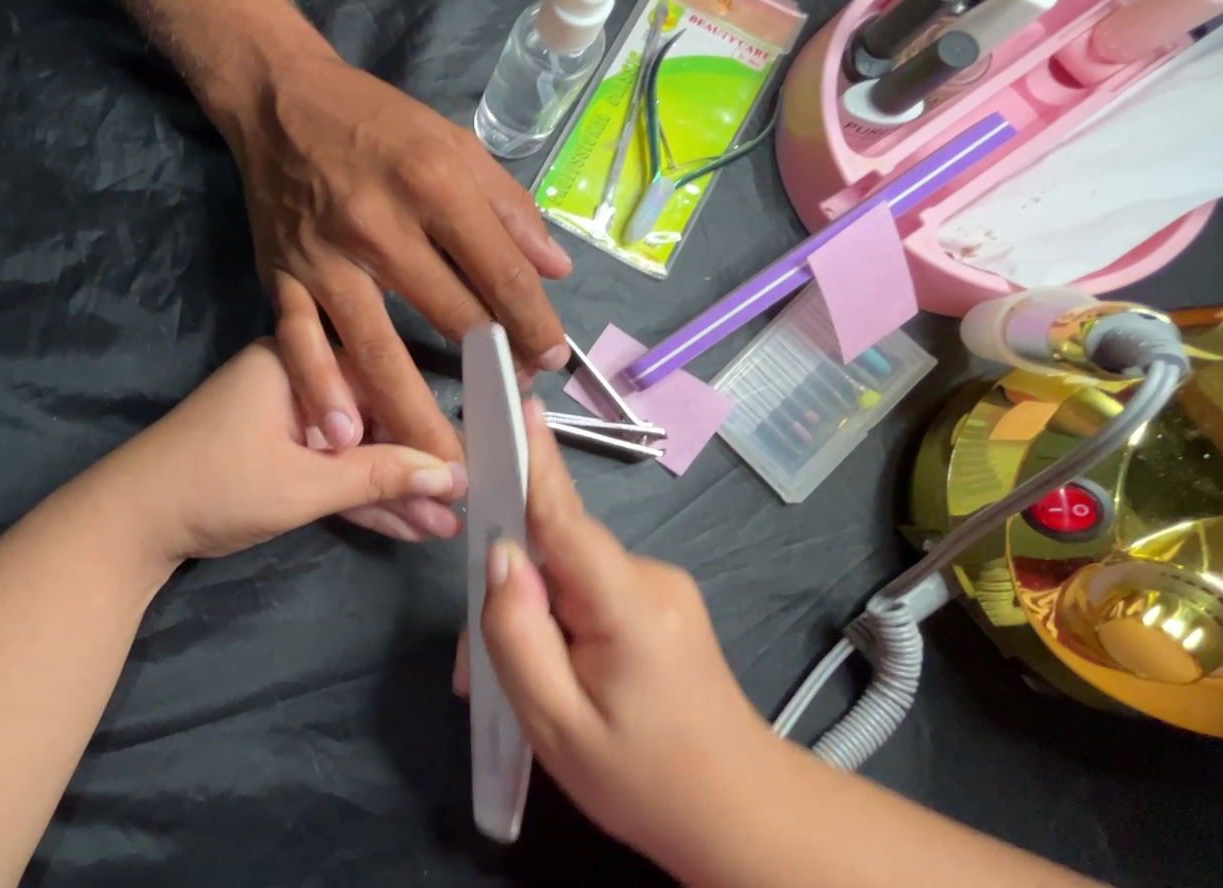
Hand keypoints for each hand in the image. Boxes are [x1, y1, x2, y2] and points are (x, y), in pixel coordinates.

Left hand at [104, 341, 468, 563]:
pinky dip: (359, 498)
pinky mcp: (278, 454)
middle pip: (371, 421)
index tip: (472, 462)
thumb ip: (378, 477)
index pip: (381, 383)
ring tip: (445, 527)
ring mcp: (287, 420)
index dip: (428, 428)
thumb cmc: (217, 484)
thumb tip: (452, 476)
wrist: (132, 521)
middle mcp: (298, 381)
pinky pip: (330, 471)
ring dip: (392, 492)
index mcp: (298, 361)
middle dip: (414, 470)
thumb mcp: (304, 483)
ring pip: (354, 453)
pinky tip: (406, 525)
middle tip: (465, 504)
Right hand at [213, 45, 573, 463]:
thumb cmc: (375, 119)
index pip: (499, 271)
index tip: (552, 358)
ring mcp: (327, 260)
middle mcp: (382, 227)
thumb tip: (554, 270)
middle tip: (513, 407)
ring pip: (378, 349)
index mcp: (434, 185)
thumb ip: (508, 206)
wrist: (280, 102)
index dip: (533, 323)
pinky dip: (322, 392)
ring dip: (415, 410)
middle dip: (491, 369)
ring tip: (444, 461)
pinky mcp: (285, 279)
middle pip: (450, 317)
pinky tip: (343, 439)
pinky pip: (303, 344)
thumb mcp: (453, 140)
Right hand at [455, 400, 774, 856]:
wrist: (744, 820)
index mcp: (629, 605)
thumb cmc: (647, 782)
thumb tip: (499, 556)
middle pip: (552, 554)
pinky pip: (584, 593)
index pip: (566, 518)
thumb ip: (517, 634)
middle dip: (509, 597)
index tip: (517, 402)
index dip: (536, 461)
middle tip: (478, 674)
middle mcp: (648, 577)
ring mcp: (657, 586)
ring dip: (531, 618)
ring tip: (519, 691)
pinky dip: (556, 624)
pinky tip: (552, 674)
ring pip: (564, 576)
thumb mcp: (556, 724)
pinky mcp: (655, 600)